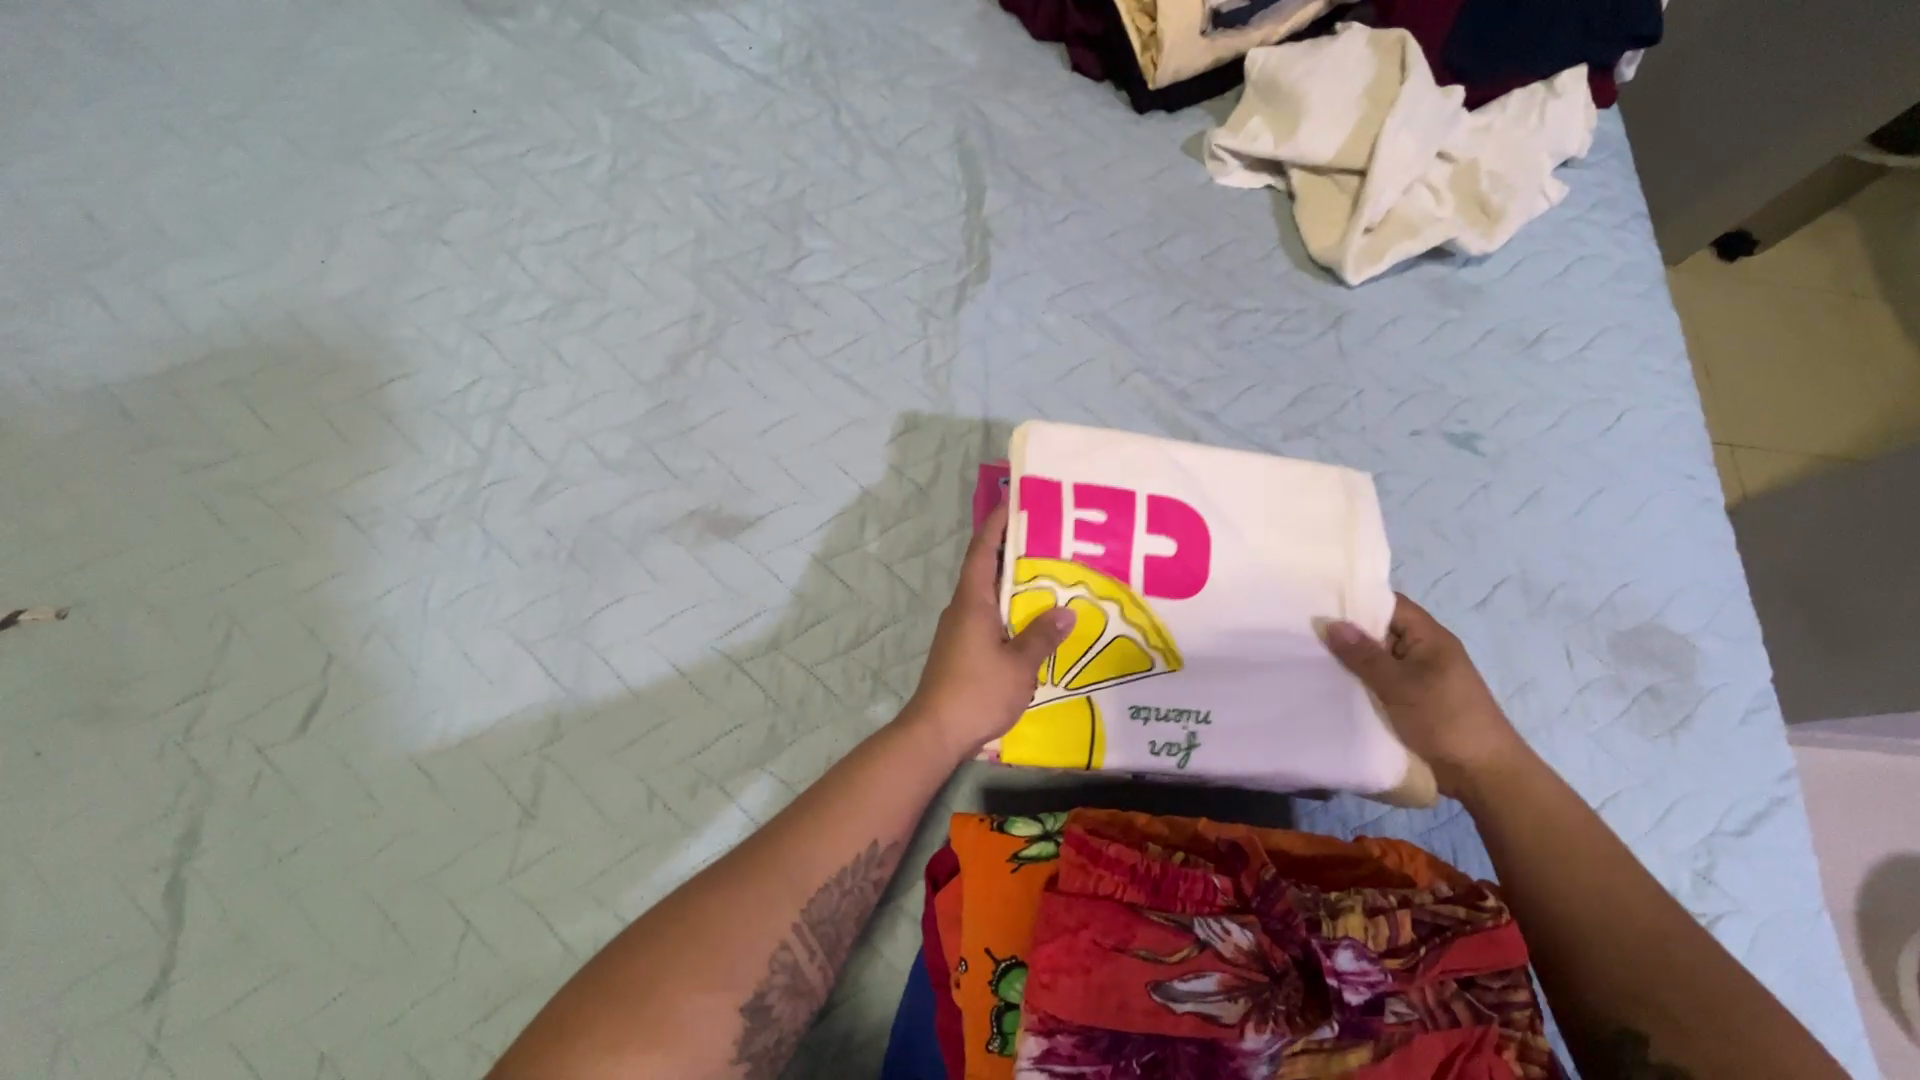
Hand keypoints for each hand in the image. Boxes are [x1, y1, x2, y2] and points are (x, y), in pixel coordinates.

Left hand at [903, 503, 1075, 755]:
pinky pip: (989, 618)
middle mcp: (962, 609)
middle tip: (1050, 537)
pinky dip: (1010, 610)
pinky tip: (1034, 620)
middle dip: (1014, 550)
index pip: (984, 550)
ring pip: (989, 595)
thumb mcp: (1019, 665)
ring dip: (1014, 584)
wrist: (935, 733)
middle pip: (987, 569)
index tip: (1015, 500)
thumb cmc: (976, 692)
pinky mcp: (962, 650)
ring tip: (1050, 575)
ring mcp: (960, 631)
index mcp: (972, 601)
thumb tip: (1067, 611)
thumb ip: (1043, 636)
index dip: (998, 524)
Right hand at [1322, 593, 1529, 798]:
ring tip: (1311, 657)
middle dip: (1348, 632)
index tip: (1321, 602)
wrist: (1481, 773)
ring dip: (1352, 661)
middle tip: (1306, 631)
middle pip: (1382, 631)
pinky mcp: (1414, 702)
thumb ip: (1363, 654)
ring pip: (1379, 660)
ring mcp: (1420, 679)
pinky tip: (1333, 686)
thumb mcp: (1399, 684)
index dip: (1359, 600)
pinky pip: (1382, 682)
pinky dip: (1361, 682)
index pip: (1392, 604)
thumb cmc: (1444, 719)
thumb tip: (1331, 622)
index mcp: (1430, 638)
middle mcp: (1426, 652)